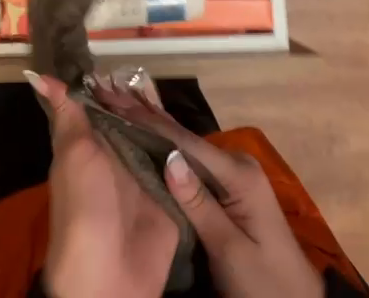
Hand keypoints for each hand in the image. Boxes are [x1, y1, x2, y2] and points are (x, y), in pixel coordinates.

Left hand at [27, 72, 178, 297]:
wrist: (109, 273)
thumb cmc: (84, 205)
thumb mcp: (72, 154)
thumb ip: (67, 115)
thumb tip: (39, 77)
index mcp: (93, 144)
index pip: (105, 105)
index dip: (114, 84)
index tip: (128, 56)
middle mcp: (120, 155)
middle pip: (136, 119)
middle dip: (145, 99)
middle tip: (157, 73)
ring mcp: (148, 175)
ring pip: (161, 138)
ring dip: (167, 120)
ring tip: (176, 94)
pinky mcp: (172, 197)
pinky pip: (183, 166)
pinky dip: (189, 150)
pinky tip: (198, 130)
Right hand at [93, 79, 323, 297]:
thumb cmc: (264, 283)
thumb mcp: (231, 250)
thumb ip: (198, 203)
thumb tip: (167, 157)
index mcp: (237, 174)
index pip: (182, 141)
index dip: (144, 120)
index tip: (111, 99)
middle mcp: (235, 164)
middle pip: (180, 135)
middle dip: (142, 112)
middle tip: (104, 90)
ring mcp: (231, 175)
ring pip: (182, 144)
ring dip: (149, 122)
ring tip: (116, 97)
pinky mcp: (227, 188)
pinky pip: (189, 159)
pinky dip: (162, 140)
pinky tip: (145, 125)